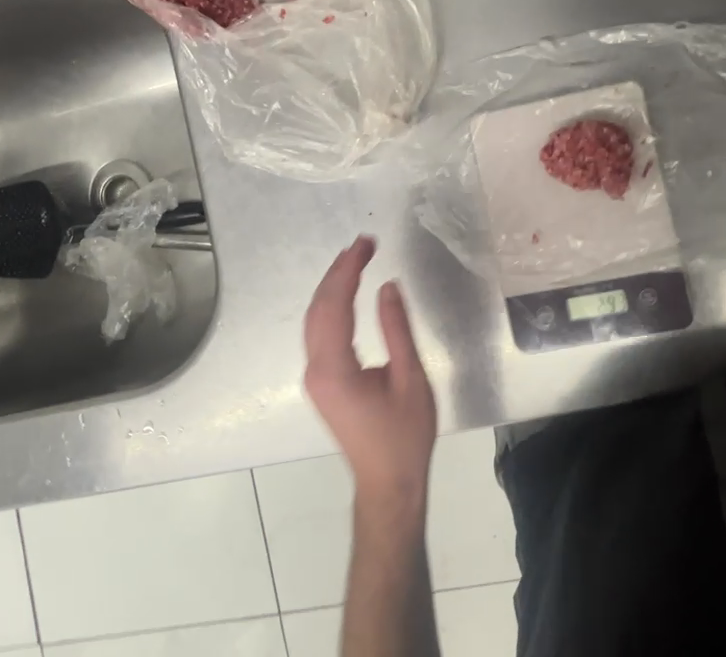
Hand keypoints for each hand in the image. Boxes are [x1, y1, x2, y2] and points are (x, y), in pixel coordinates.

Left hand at [303, 237, 436, 501]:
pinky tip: (346, 294)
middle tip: (363, 244)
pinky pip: (319, 334)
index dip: (348, 270)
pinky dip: (331, 307)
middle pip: (318, 308)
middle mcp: (315, 369)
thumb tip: (388, 286)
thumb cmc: (405, 435)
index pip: (335, 305)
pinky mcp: (321, 382)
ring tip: (355, 259)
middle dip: (338, 272)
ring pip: (314, 320)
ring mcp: (314, 377)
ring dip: (332, 287)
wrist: (388, 482)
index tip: (366, 243)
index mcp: (335, 368)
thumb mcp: (410, 378)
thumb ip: (397, 329)